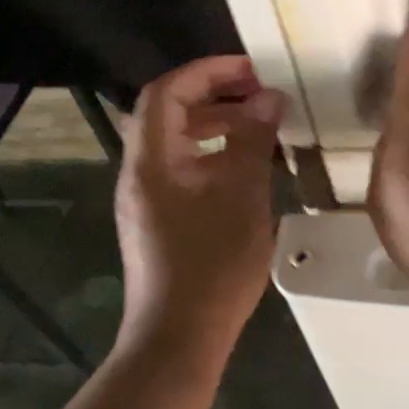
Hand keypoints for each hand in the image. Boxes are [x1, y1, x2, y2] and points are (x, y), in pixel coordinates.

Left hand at [114, 57, 286, 353]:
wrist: (178, 338)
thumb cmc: (212, 263)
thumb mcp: (243, 195)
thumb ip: (253, 140)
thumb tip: (268, 98)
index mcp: (152, 161)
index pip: (166, 92)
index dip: (207, 71)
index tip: (251, 70)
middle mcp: (140, 173)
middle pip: (169, 113)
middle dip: (215, 94)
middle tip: (261, 93)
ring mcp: (147, 199)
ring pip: (177, 142)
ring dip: (217, 124)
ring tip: (261, 126)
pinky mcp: (159, 221)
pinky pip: (183, 168)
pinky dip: (214, 154)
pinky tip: (247, 168)